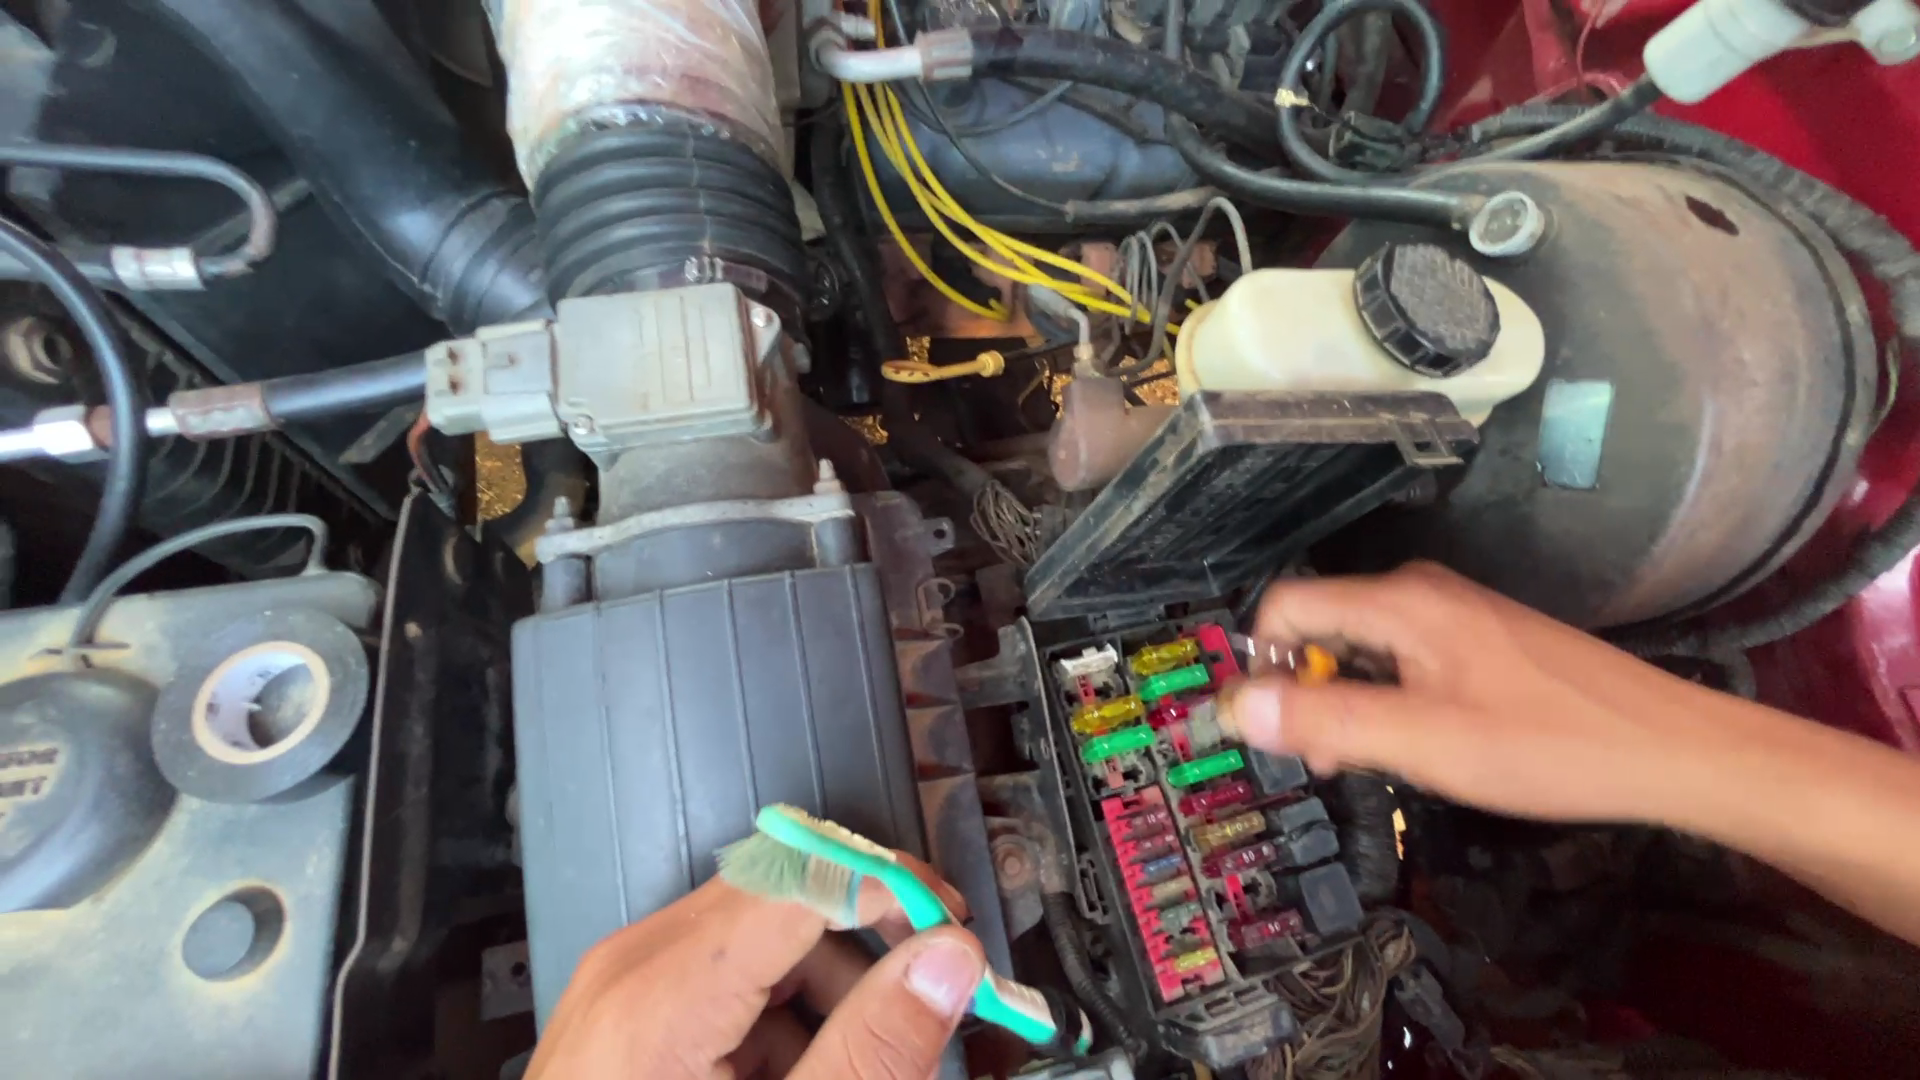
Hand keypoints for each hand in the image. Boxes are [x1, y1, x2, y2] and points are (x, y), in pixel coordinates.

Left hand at [527, 858, 985, 1079]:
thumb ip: (871, 1049)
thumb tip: (952, 957)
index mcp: (661, 993)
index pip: (797, 878)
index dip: (887, 884)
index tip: (954, 926)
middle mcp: (636, 958)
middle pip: (783, 892)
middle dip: (868, 928)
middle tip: (932, 978)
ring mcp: (627, 976)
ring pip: (764, 927)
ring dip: (833, 972)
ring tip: (870, 1047)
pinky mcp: (633, 1000)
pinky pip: (732, 966)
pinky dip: (788, 1002)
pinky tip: (807, 1064)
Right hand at [1222, 562, 1765, 824]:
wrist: (1679, 752)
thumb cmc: (1544, 745)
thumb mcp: (1422, 742)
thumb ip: (1322, 720)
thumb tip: (1235, 706)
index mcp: (1396, 601)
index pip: (1284, 606)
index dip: (1264, 661)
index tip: (1277, 721)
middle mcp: (1415, 590)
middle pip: (1319, 624)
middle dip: (1304, 686)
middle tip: (1325, 754)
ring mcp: (1447, 609)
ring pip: (1356, 642)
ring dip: (1343, 695)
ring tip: (1369, 755)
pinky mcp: (1471, 634)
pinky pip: (1395, 652)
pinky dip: (1381, 692)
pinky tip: (1411, 735)